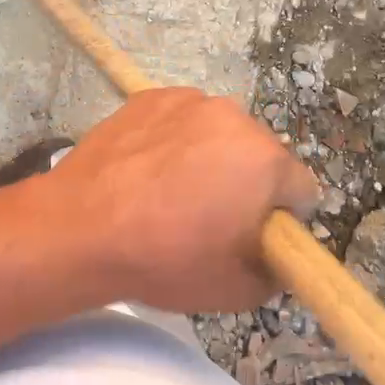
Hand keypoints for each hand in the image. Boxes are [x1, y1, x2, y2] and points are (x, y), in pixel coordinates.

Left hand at [30, 87, 320, 313]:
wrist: (82, 225)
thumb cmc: (166, 257)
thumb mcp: (240, 288)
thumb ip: (276, 267)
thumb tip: (273, 251)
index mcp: (264, 158)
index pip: (301, 189)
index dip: (283, 219)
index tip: (254, 237)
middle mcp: (230, 115)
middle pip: (259, 153)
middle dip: (247, 182)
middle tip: (211, 216)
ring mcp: (185, 100)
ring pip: (219, 132)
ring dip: (211, 155)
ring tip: (172, 191)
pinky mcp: (147, 96)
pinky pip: (180, 119)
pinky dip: (174, 138)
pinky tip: (148, 169)